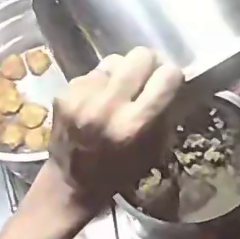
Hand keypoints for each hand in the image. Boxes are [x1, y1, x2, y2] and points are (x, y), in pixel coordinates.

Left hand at [44, 47, 184, 214]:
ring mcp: (83, 96)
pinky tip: (98, 102)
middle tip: (148, 77)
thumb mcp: (153, 151)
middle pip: (140, 55)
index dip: (173, 76)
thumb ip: (164, 114)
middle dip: (149, 64)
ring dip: (122, 73)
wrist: (71, 182)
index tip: (170, 82)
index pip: (167, 76)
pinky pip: (93, 73)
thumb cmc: (119, 171)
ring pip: (115, 60)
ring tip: (119, 93)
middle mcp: (109, 105)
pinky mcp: (65, 92)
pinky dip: (101, 83)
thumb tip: (175, 80)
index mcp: (135, 124)